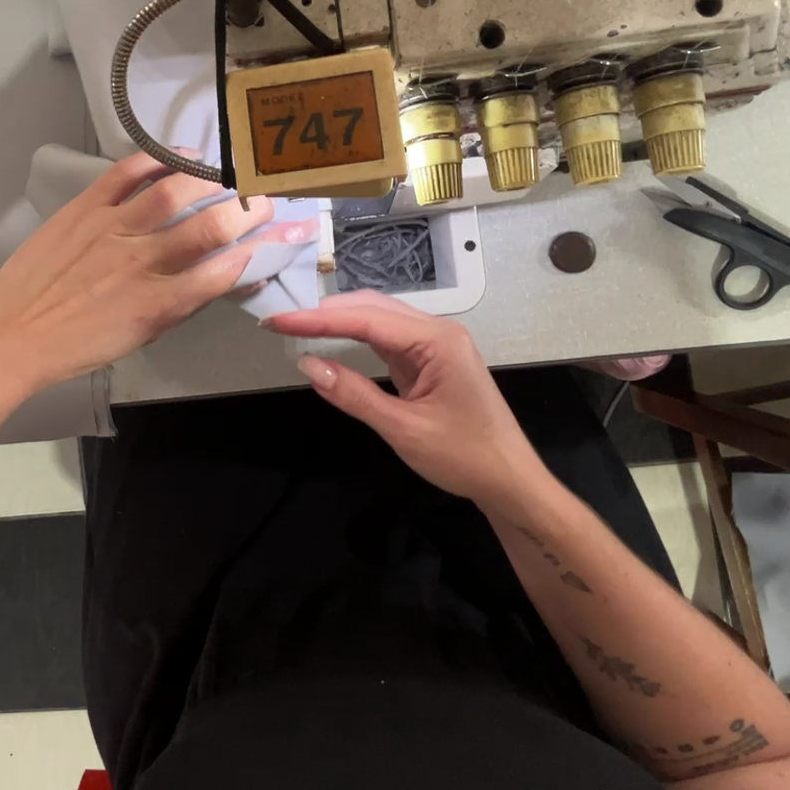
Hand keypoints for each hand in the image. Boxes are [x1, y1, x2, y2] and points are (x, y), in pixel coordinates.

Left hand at [0, 151, 292, 393]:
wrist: (11, 334)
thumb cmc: (77, 344)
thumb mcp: (139, 336)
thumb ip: (179, 304)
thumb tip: (216, 273)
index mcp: (157, 305)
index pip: (222, 273)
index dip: (259, 251)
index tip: (279, 236)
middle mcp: (140, 263)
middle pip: (208, 229)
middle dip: (247, 211)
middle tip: (264, 200)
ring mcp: (111, 230)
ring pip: (173, 194)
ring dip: (211, 180)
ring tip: (230, 173)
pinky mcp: (85, 208)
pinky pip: (126, 174)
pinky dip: (158, 158)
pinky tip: (183, 155)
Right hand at [265, 291, 544, 500]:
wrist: (510, 480)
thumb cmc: (464, 456)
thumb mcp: (404, 429)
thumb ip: (354, 395)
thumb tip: (308, 366)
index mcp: (437, 340)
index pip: (366, 319)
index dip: (317, 319)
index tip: (279, 321)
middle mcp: (437, 332)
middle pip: (372, 308)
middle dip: (325, 313)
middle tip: (281, 322)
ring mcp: (435, 345)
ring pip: (379, 320)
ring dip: (339, 321)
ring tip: (297, 326)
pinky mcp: (430, 360)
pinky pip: (387, 339)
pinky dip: (356, 337)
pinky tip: (332, 339)